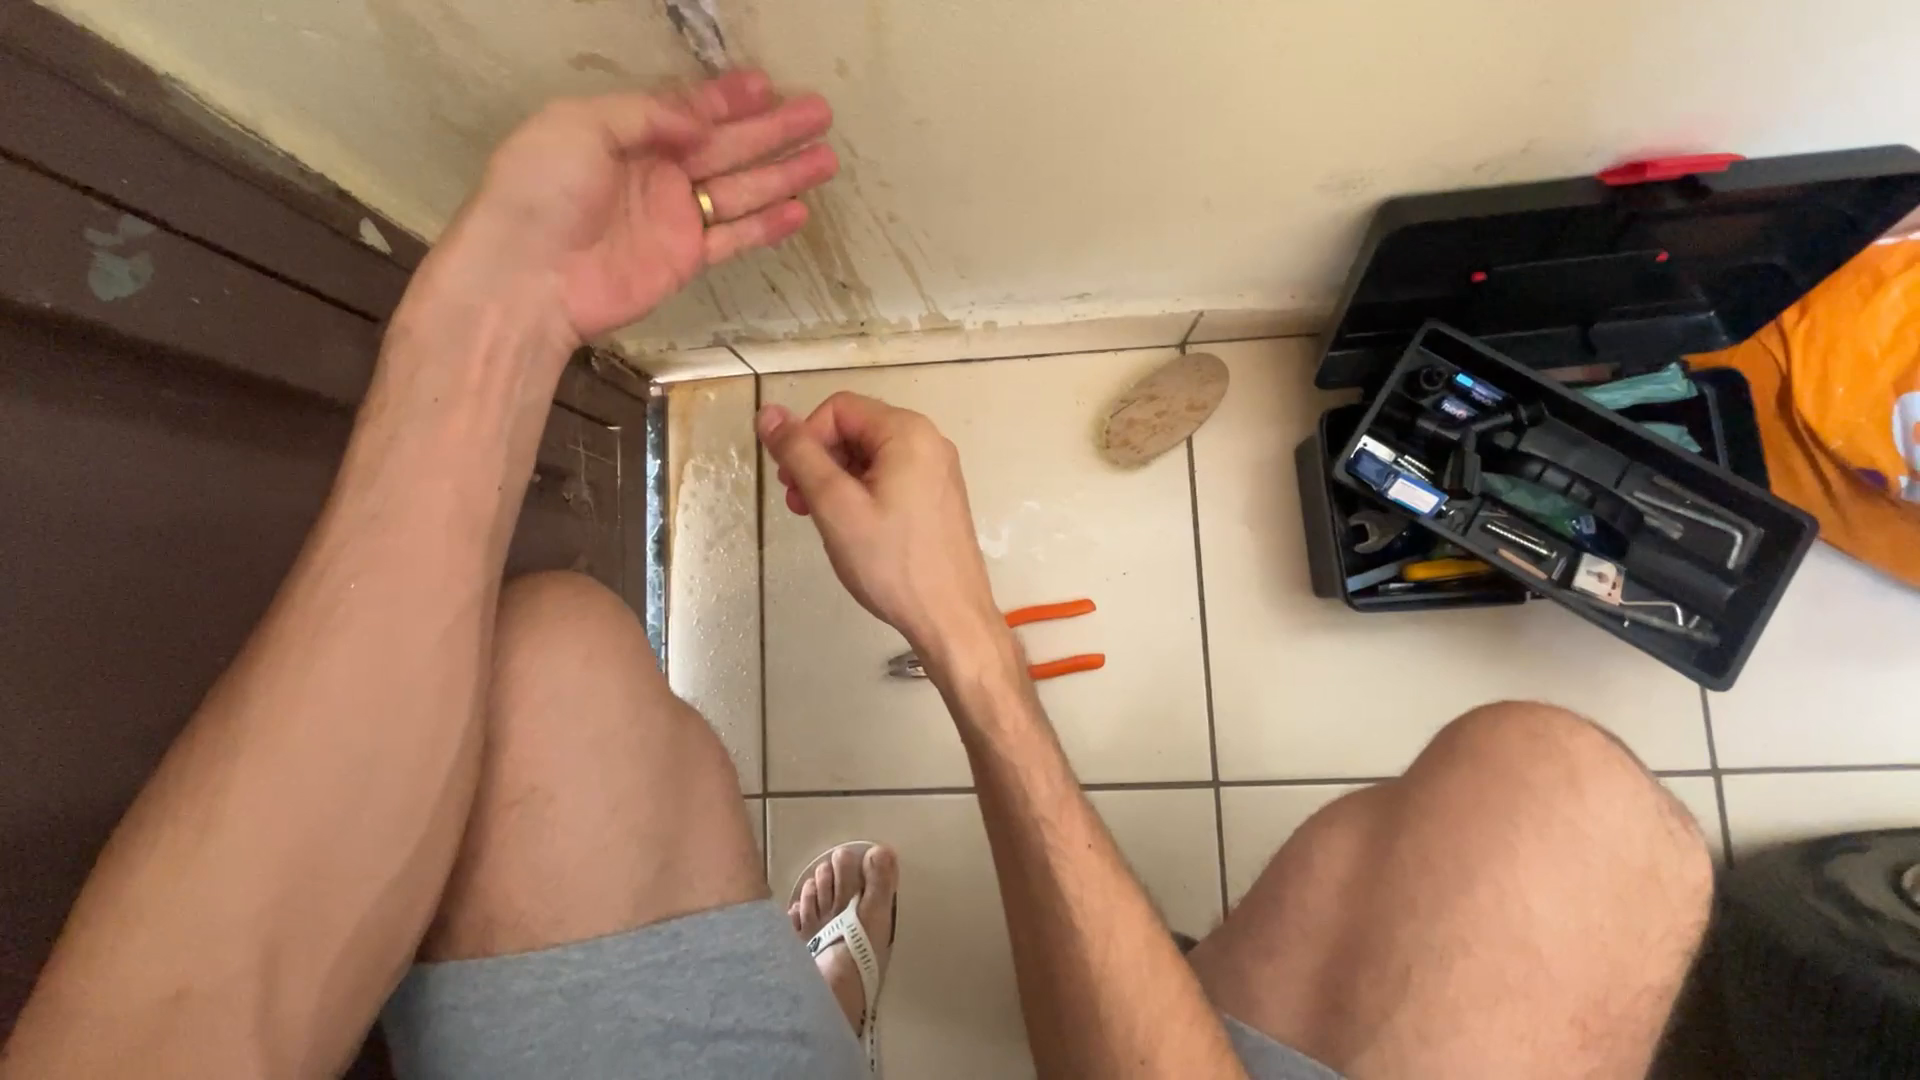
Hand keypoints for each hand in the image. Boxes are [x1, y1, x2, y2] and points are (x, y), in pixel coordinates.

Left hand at [417, 71, 835, 345]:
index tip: (770, 87)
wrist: (530, 276)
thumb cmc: (541, 191)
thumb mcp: (580, 125)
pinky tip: (799, 212)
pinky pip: (736, 237)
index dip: (732, 99)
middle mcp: (659, 171)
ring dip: (784, 174)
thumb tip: (701, 123)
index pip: (693, 110)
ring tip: (825, 160)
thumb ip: (646, 116)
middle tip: (819, 114)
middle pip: (730, 146)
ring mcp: (676, 218)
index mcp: (630, 132)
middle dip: (775, 130)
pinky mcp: (688, 259)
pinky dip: (767, 226)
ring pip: (743, 189)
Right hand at [757, 393, 1002, 651]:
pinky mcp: (939, 498)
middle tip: (798, 504)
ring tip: (820, 520)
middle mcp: (930, 442)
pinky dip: (862, 494)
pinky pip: (891, 479)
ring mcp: (938, 471)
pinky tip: (851, 529)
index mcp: (908, 432)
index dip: (805, 437)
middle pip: (857, 429)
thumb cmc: (891, 563)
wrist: (950, 617)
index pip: (839, 408)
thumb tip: (767, 412)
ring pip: (872, 457)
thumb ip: (799, 455)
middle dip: (819, 460)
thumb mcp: (835, 505)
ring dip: (837, 480)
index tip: (791, 482)